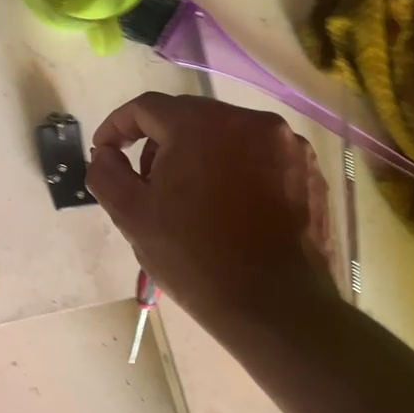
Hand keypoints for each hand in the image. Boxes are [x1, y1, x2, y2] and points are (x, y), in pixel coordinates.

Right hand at [85, 93, 335, 326]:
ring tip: (187, 197)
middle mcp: (250, 122)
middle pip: (188, 117)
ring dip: (198, 155)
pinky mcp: (309, 171)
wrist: (274, 305)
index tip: (105, 152)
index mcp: (201, 126)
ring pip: (225, 135)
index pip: (146, 107)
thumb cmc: (193, 255)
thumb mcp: (130, 213)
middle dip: (158, 142)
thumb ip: (105, 171)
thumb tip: (105, 153)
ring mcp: (288, 146)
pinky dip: (234, 170)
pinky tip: (225, 207)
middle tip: (144, 181)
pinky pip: (258, 156)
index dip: (117, 126)